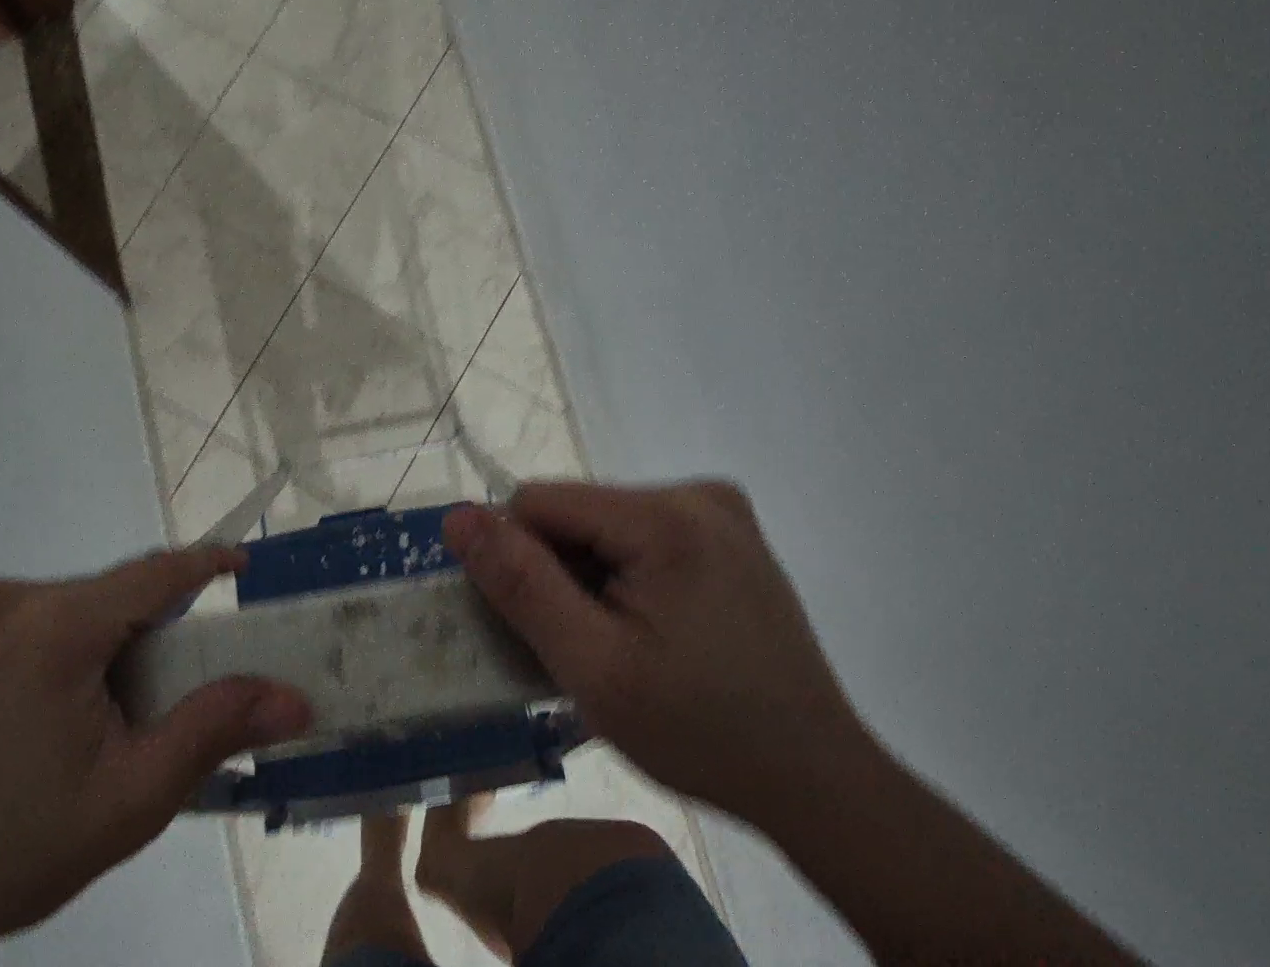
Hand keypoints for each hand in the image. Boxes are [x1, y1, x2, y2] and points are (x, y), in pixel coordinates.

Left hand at [0, 548, 312, 965]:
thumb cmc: (17, 852)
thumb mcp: (134, 798)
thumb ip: (216, 729)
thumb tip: (296, 698)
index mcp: (50, 630)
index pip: (149, 575)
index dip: (202, 564)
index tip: (239, 565)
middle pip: (93, 597)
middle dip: (130, 633)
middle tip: (142, 698)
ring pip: (43, 607)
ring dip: (73, 640)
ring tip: (68, 717)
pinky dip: (21, 646)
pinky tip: (6, 708)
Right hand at [446, 483, 1142, 963]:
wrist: (812, 776)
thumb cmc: (698, 730)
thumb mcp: (592, 666)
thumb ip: (521, 585)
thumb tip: (457, 517)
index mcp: (667, 517)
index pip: (538, 503)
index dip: (520, 563)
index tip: (544, 628)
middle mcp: (699, 493)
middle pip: (574, 514)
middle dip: (560, 575)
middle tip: (588, 649)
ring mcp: (722, 512)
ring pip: (602, 529)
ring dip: (590, 581)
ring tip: (624, 647)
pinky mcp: (731, 536)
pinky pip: (640, 539)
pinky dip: (624, 579)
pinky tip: (652, 633)